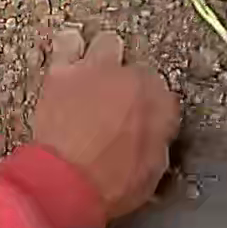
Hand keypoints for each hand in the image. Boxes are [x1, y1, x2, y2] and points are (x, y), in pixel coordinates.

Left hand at [32, 29, 179, 220]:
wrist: (67, 182)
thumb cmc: (111, 185)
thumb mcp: (151, 174)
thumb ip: (156, 144)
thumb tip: (153, 137)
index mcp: (162, 104)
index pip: (163, 95)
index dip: (150, 108)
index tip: (140, 119)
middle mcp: (134, 79)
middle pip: (137, 67)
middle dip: (128, 82)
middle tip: (115, 100)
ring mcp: (98, 70)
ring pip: (108, 43)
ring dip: (103, 56)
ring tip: (93, 72)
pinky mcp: (63, 71)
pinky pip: (68, 42)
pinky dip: (69, 47)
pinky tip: (67, 52)